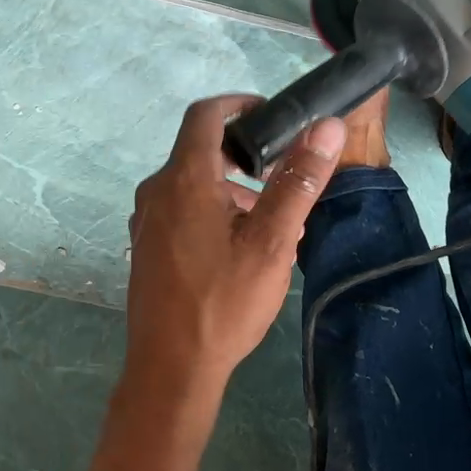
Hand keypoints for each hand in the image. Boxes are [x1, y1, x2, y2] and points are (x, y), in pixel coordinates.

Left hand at [73, 96, 343, 470]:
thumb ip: (297, 182)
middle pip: (201, 151)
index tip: (273, 116)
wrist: (170, 366)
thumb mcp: (271, 242)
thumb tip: (324, 128)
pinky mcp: (146, 247)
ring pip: (193, 186)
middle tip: (285, 177)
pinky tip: (240, 249)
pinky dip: (212, 212)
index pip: (205, 115)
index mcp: (183, 179)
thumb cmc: (223, 303)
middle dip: (245, 157)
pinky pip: (181, 212)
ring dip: (232, 190)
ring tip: (274, 223)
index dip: (240, 104)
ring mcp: (145, 221)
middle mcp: (156, 191)